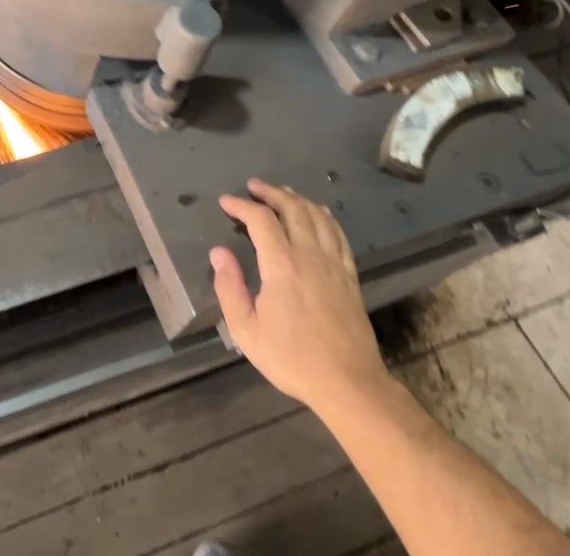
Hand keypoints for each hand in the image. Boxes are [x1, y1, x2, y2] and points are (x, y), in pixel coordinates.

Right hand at [211, 178, 390, 411]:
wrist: (348, 382)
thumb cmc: (291, 359)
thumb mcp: (246, 331)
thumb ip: (229, 288)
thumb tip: (219, 253)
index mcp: (282, 267)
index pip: (261, 221)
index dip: (242, 206)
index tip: (226, 202)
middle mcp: (310, 256)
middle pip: (293, 209)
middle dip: (271, 192)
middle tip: (253, 187)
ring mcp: (335, 264)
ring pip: (318, 217)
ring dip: (297, 199)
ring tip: (281, 192)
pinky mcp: (350, 275)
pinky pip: (339, 234)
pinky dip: (325, 217)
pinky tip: (318, 213)